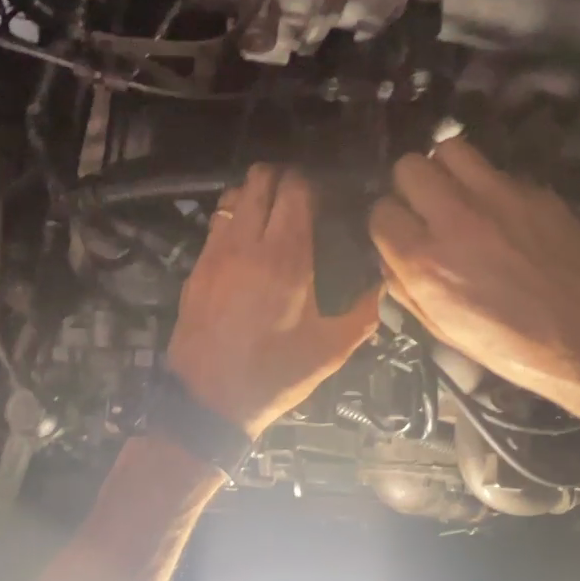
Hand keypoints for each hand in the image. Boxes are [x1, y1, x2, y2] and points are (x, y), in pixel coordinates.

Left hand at [168, 165, 381, 437]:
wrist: (208, 401)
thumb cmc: (274, 375)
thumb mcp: (331, 349)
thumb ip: (364, 309)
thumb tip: (383, 280)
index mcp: (284, 257)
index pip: (296, 188)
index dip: (314, 183)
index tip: (328, 196)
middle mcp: (245, 244)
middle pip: (261, 179)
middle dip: (284, 179)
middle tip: (302, 198)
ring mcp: (215, 253)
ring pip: (234, 196)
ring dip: (256, 195)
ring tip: (274, 215)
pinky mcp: (196, 269)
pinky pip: (217, 225)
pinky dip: (235, 219)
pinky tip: (249, 243)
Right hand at [370, 138, 579, 398]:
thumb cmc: (511, 349)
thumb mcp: (441, 330)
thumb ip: (406, 288)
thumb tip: (393, 257)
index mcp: (425, 261)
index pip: (381, 212)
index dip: (387, 225)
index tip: (399, 237)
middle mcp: (455, 218)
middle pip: (409, 166)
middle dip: (410, 187)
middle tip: (426, 211)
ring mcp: (499, 197)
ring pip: (451, 149)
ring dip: (446, 170)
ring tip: (457, 197)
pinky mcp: (537, 191)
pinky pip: (497, 170)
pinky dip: (489, 187)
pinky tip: (502, 215)